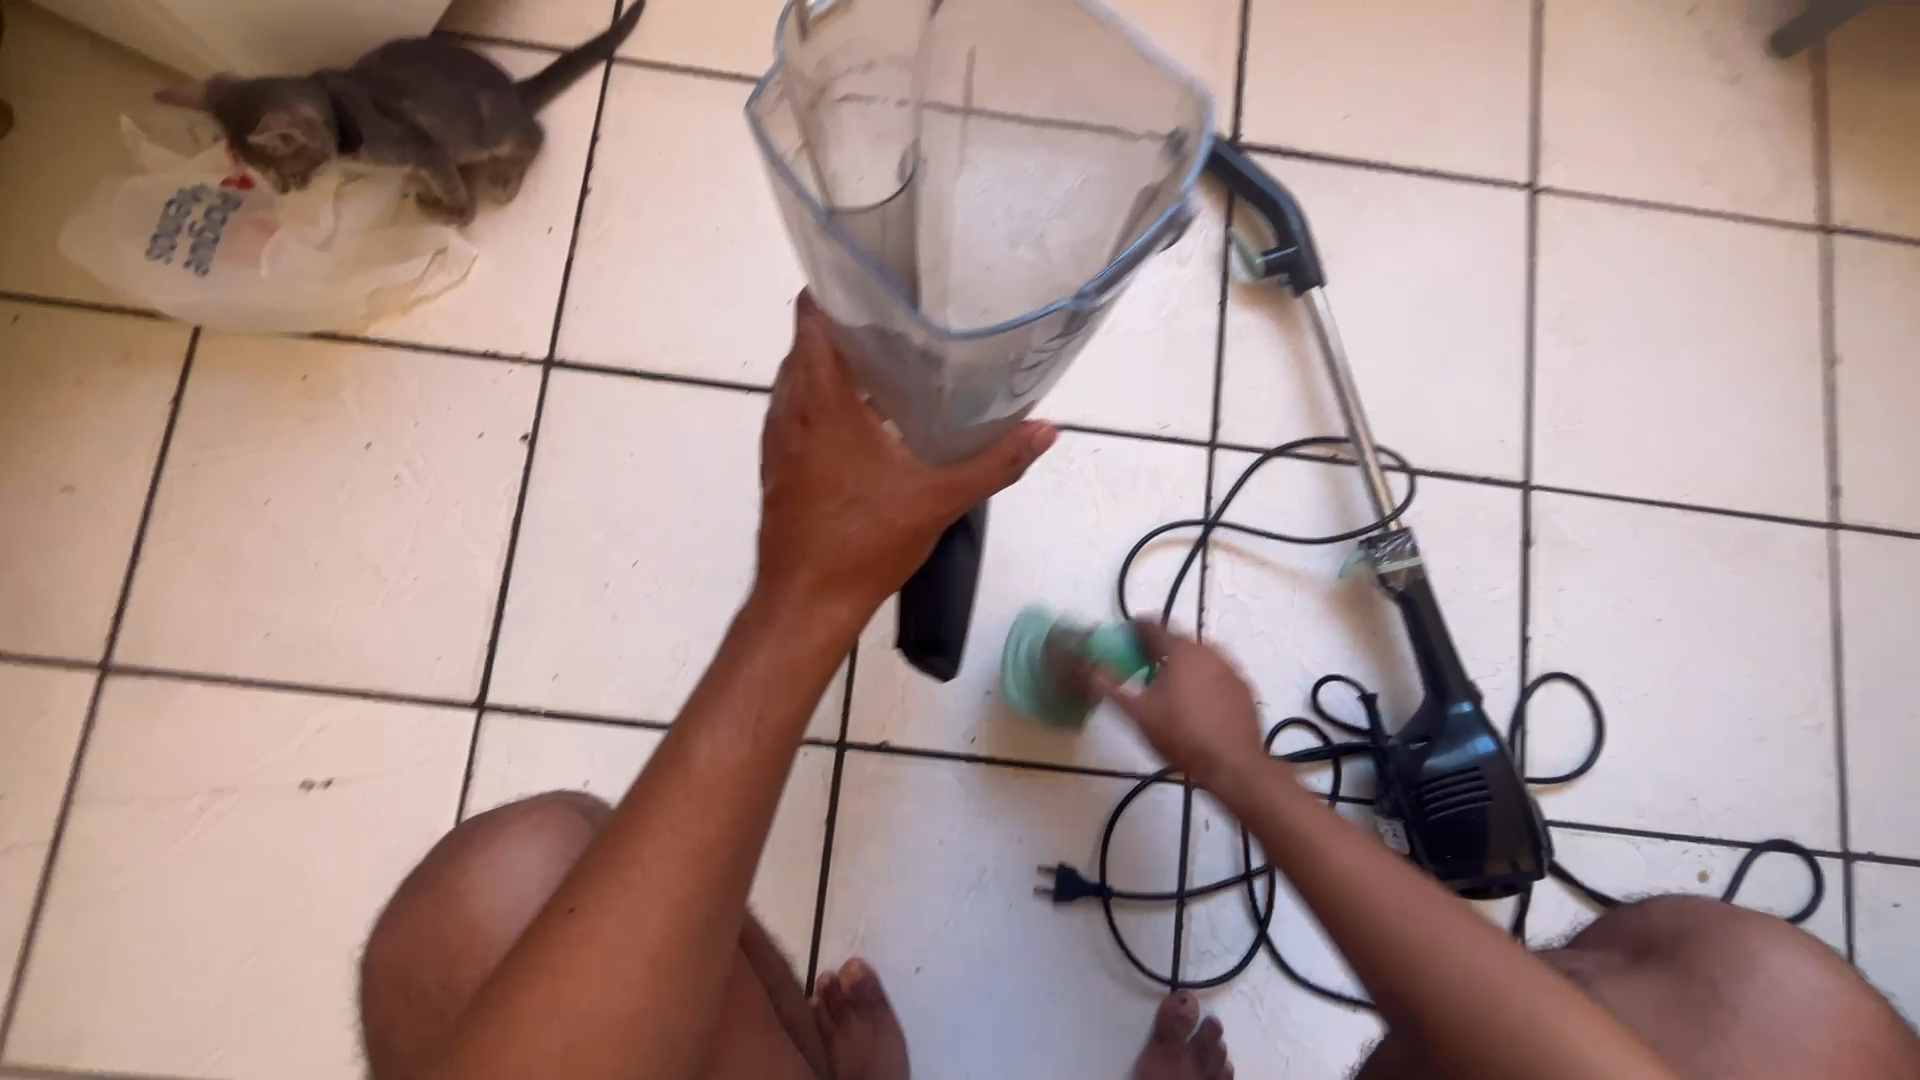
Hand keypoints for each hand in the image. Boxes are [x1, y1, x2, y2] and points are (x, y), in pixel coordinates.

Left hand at [756, 292, 1056, 618]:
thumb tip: (1046, 431)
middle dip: (847, 327)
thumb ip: (995, 462)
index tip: (878, 282)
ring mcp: (777, 439)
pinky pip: (795, 414)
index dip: (836, 288)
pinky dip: (822, 403)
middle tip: (900, 323)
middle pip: (806, 343)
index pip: (810, 314)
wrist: (805, 600)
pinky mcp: (775, 466)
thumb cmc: (865, 541)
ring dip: (832, 367)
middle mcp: (789, 409)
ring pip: (798, 380)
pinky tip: (862, 422)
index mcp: (822, 400)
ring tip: (885, 365)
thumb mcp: (939, 500)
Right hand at [1087, 622, 1268, 795]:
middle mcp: (1208, 651)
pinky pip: (1216, 675)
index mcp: (1180, 651)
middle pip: (1177, 641)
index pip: (1152, 627)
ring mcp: (1231, 670)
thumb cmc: (1180, 735)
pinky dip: (1202, 680)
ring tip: (1167, 685)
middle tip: (1142, 664)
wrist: (1232, 766)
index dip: (1134, 629)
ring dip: (1181, 664)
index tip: (1123, 637)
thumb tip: (1087, 667)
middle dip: (1158, 649)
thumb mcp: (1138, 713)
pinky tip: (1195, 702)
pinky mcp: (1244, 689)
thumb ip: (1110, 687)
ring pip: (1199, 657)